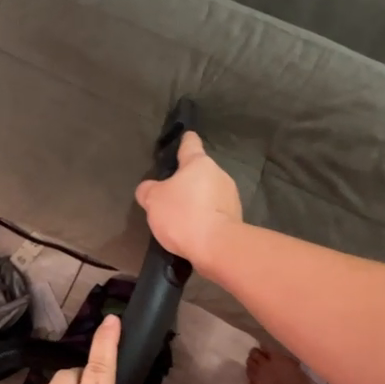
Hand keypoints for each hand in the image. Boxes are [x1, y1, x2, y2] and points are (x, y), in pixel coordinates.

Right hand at [135, 132, 243, 262]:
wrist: (217, 246)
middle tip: (171, 195)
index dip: (186, 141)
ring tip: (182, 219)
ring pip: (209, 193)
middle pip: (200, 172)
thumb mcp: (154, 201)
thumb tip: (149, 189)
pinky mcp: (236, 218)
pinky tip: (195, 232)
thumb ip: (148, 190)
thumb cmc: (184, 215)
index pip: (191, 144)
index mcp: (199, 163)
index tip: (187, 137)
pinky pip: (216, 213)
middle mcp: (219, 174)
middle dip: (188, 181)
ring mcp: (231, 197)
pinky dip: (206, 218)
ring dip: (198, 201)